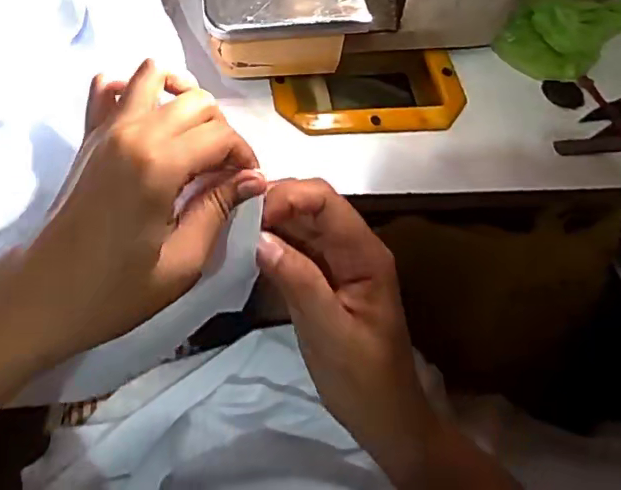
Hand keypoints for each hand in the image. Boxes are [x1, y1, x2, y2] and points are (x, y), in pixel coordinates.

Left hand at [0, 59, 263, 364]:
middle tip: (222, 168)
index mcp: (159, 164)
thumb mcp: (180, 263)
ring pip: (152, 74)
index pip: (220, 134)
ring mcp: (106, 127)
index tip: (246, 183)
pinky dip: (131, 89)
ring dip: (180, 93)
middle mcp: (133, 132)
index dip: (244, 155)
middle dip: (220, 129)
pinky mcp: (88, 133)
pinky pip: (108, 86)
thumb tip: (252, 179)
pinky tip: (145, 119)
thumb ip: (217, 209)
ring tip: (191, 133)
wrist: (46, 292)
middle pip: (195, 100)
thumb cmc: (114, 290)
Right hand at [255, 179, 443, 479]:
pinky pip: (293, 242)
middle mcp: (351, 245)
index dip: (287, 197)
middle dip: (272, 203)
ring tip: (232, 227)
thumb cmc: (365, 382)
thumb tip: (259, 238)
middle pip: (310, 202)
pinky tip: (245, 247)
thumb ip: (299, 282)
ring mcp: (336, 257)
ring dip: (267, 219)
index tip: (249, 215)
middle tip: (232, 217)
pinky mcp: (321, 272)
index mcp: (364, 252)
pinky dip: (269, 239)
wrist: (388, 423)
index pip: (324, 200)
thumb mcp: (330, 334)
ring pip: (298, 219)